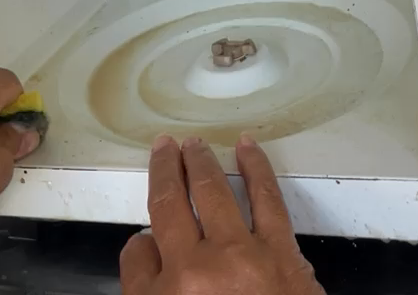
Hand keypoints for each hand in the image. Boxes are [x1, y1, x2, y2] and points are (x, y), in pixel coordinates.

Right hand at [120, 135, 323, 294]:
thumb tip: (150, 260)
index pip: (136, 258)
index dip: (138, 245)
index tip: (143, 239)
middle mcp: (192, 272)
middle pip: (169, 206)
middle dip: (165, 173)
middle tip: (164, 148)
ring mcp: (239, 257)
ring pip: (211, 191)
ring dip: (199, 162)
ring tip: (193, 145)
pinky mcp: (281, 253)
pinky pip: (265, 198)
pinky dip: (255, 167)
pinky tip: (246, 147)